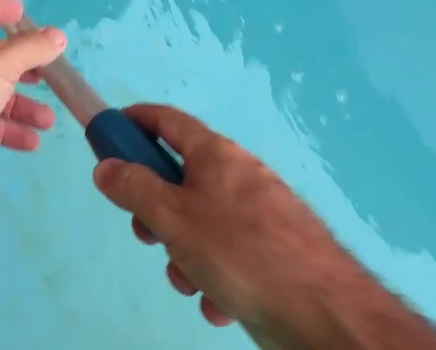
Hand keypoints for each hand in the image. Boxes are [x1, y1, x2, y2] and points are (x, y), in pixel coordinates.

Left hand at [0, 0, 64, 185]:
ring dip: (22, 106)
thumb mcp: (1, 60)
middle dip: (22, 67)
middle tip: (49, 75)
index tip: (22, 10)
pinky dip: (9, 129)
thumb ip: (32, 48)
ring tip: (48, 119)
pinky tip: (33, 140)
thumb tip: (58, 36)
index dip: (0, 9)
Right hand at [92, 105, 372, 336]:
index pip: (166, 119)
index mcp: (216, 154)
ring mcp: (263, 215)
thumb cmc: (242, 254)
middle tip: (144, 232)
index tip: (108, 135)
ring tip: (189, 281)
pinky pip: (232, 253)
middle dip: (155, 206)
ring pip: (204, 220)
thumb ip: (133, 188)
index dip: (133, 120)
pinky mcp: (279, 253)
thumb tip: (105, 167)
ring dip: (184, 250)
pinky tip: (219, 302)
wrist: (330, 316)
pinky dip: (217, 274)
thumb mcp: (173, 218)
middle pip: (181, 176)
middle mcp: (240, 175)